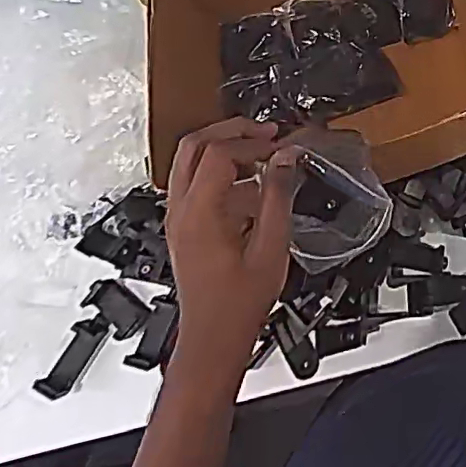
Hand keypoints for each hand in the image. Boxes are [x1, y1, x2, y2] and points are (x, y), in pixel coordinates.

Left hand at [165, 118, 298, 360]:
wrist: (215, 336)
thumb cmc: (239, 301)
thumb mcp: (271, 244)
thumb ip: (277, 194)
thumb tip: (286, 157)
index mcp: (199, 213)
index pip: (219, 152)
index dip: (254, 141)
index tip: (281, 145)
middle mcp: (181, 212)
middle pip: (194, 145)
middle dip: (232, 130)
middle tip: (266, 131)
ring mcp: (179, 218)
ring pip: (190, 160)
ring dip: (226, 146)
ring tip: (263, 149)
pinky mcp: (186, 226)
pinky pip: (197, 181)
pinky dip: (224, 169)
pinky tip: (255, 183)